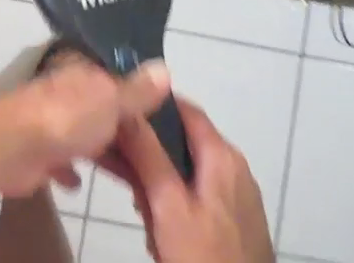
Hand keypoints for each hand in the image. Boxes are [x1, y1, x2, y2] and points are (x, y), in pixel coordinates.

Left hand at [0, 59, 170, 197]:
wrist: (13, 147)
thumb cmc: (66, 118)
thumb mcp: (111, 99)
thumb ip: (136, 90)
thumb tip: (163, 66)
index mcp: (82, 72)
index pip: (116, 78)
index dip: (139, 95)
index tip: (165, 117)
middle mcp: (66, 93)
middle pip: (101, 110)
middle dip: (122, 128)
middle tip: (155, 153)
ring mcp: (51, 122)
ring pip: (84, 135)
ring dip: (101, 150)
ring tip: (133, 172)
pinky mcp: (39, 153)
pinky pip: (62, 161)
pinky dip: (71, 170)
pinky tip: (82, 182)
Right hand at [108, 98, 273, 262]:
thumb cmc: (203, 255)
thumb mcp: (168, 204)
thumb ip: (146, 153)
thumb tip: (126, 106)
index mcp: (221, 155)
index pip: (182, 107)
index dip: (149, 105)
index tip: (116, 113)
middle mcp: (234, 167)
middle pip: (181, 141)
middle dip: (147, 154)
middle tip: (118, 171)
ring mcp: (237, 196)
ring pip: (185, 171)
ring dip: (157, 183)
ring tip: (138, 207)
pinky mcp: (235, 221)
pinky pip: (197, 196)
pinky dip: (174, 202)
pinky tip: (158, 227)